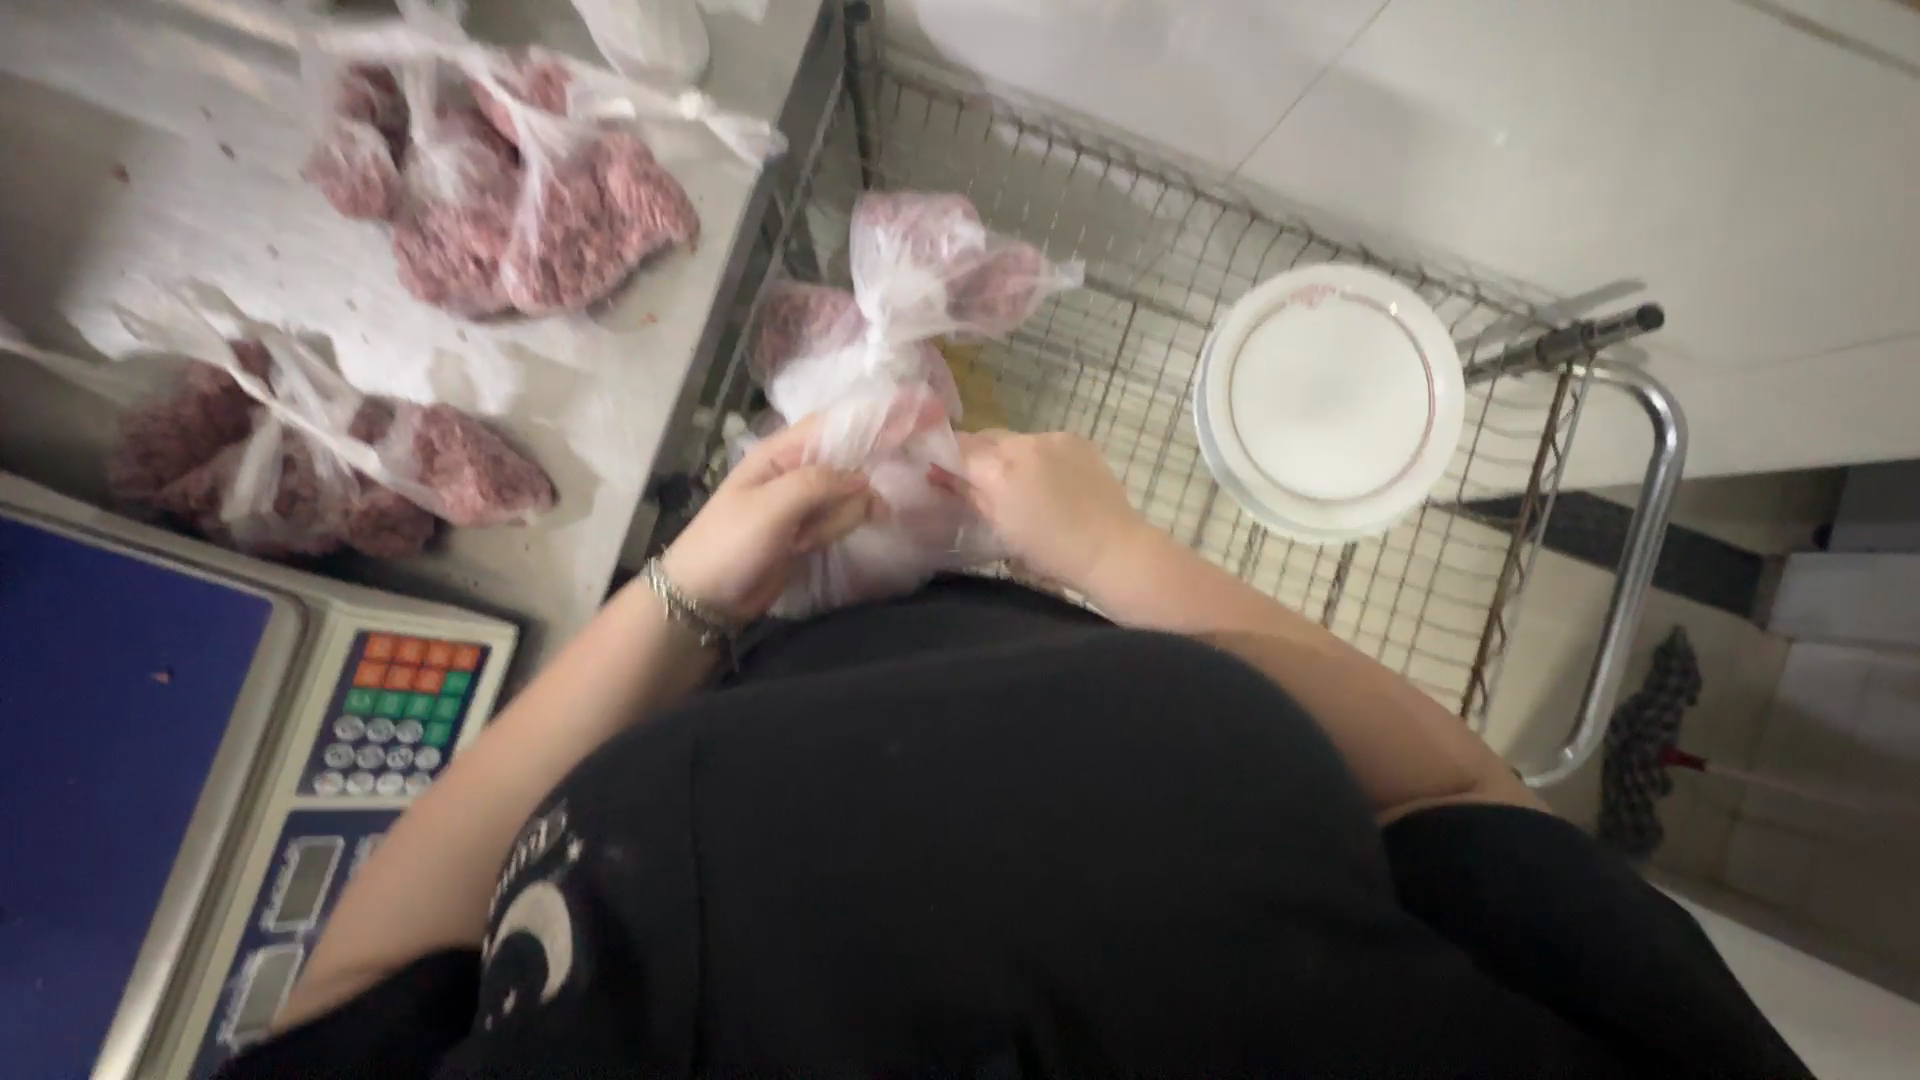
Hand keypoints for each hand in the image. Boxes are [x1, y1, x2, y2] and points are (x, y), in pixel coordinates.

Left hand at [659, 413, 875, 622]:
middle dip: (866, 475)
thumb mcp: (771, 507)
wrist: (702, 600)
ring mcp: (805, 503)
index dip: (881, 416)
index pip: (839, 423)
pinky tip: (821, 541)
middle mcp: (797, 470)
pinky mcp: (810, 531)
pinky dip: (845, 526)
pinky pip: (843, 519)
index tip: (927, 410)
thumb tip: (865, 481)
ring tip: (802, 540)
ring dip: (842, 516)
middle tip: (852, 501)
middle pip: (852, 458)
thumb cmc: (729, 545)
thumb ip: (819, 484)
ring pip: (852, 494)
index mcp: (782, 453)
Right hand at [953, 430, 1157, 590]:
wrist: (1111, 549)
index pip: (957, 447)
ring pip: (1014, 440)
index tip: (941, 472)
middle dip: (977, 456)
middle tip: (979, 484)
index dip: (945, 457)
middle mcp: (1023, 443)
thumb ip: (969, 494)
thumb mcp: (1000, 528)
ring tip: (1021, 486)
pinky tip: (1049, 481)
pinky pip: (1043, 442)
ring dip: (1008, 456)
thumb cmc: (1050, 552)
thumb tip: (941, 474)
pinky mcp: (1076, 439)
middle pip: (984, 438)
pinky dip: (1037, 457)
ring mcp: (1052, 437)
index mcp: (999, 469)